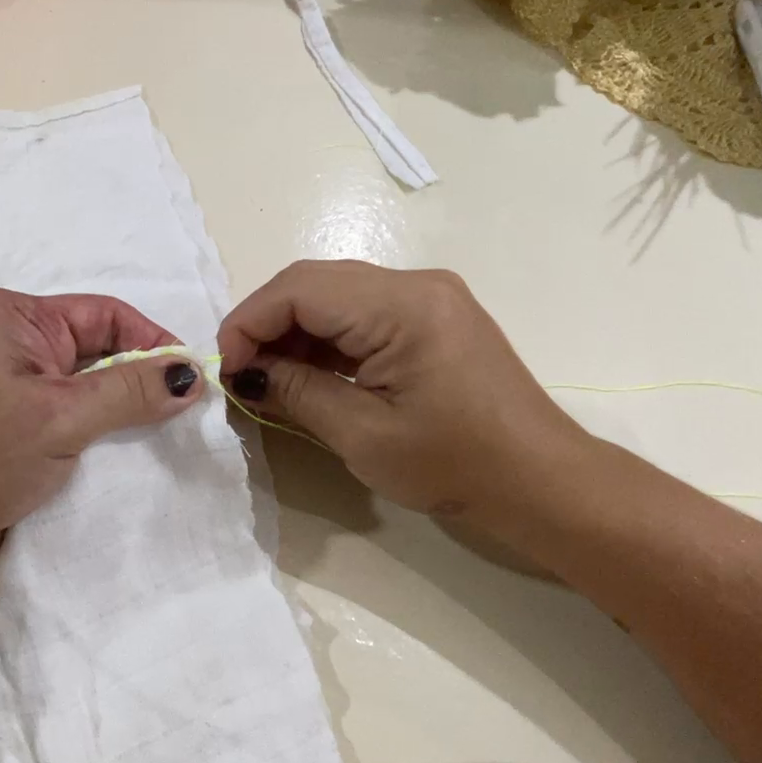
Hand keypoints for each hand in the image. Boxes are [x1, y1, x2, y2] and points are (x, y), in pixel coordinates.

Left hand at [0, 288, 203, 570]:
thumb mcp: (62, 416)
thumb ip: (129, 391)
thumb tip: (192, 375)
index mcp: (14, 317)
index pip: (102, 314)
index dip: (151, 341)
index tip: (192, 378)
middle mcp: (12, 341)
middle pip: (97, 347)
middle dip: (139, 374)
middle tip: (185, 406)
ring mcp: (12, 383)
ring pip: (86, 383)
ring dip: (121, 404)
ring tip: (163, 426)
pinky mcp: (15, 422)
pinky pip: (71, 411)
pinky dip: (99, 424)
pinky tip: (126, 443)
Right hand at [217, 260, 589, 517]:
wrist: (537, 480)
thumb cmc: (453, 464)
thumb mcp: (361, 434)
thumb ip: (297, 392)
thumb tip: (244, 373)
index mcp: (403, 306)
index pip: (300, 289)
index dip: (248, 323)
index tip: (224, 371)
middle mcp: (416, 285)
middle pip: (314, 283)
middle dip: (264, 324)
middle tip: (238, 375)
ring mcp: (427, 299)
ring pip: (333, 296)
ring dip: (290, 331)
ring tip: (265, 379)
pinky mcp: (430, 319)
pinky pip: (358, 314)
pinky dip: (321, 339)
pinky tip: (303, 374)